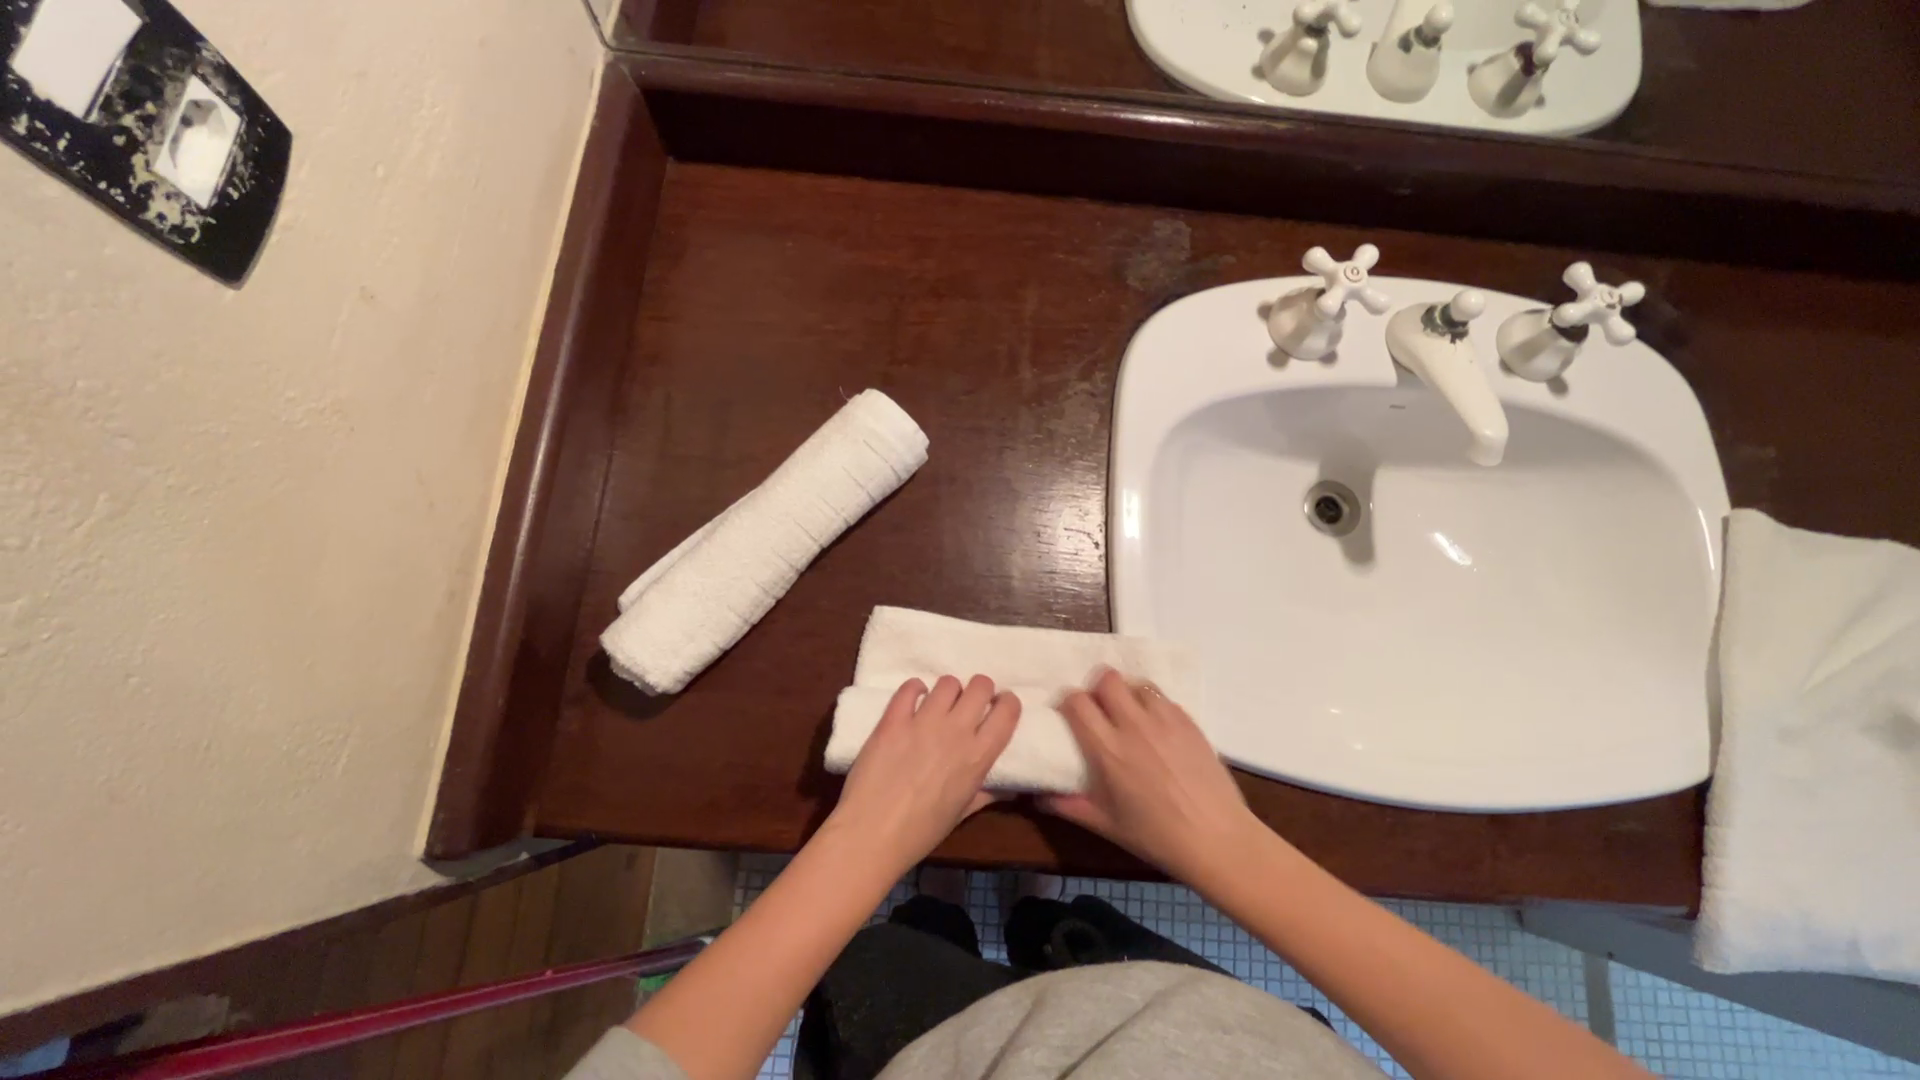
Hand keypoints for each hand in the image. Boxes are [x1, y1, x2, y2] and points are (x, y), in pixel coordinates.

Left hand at [824, 675, 1020, 874]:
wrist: (873, 833)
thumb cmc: (922, 831)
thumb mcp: (962, 812)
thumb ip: (986, 793)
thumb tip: (1009, 788)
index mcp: (978, 755)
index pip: (1007, 711)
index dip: (1008, 703)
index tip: (999, 707)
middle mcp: (956, 731)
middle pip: (980, 686)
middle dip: (979, 690)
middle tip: (969, 704)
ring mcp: (923, 721)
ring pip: (947, 683)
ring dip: (947, 691)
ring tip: (939, 706)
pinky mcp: (893, 719)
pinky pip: (910, 688)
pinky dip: (914, 690)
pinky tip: (912, 702)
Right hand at [1041, 669, 1268, 888]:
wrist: (1216, 838)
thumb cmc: (1156, 836)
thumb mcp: (1106, 825)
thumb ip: (1069, 806)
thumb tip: (1038, 798)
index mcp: (1108, 749)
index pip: (1077, 701)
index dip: (1068, 701)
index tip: (1069, 714)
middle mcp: (1134, 725)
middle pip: (1107, 678)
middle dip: (1097, 688)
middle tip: (1098, 708)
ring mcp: (1165, 720)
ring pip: (1137, 683)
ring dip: (1127, 693)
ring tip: (1128, 713)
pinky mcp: (1190, 722)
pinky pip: (1164, 698)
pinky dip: (1153, 704)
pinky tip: (1156, 726)